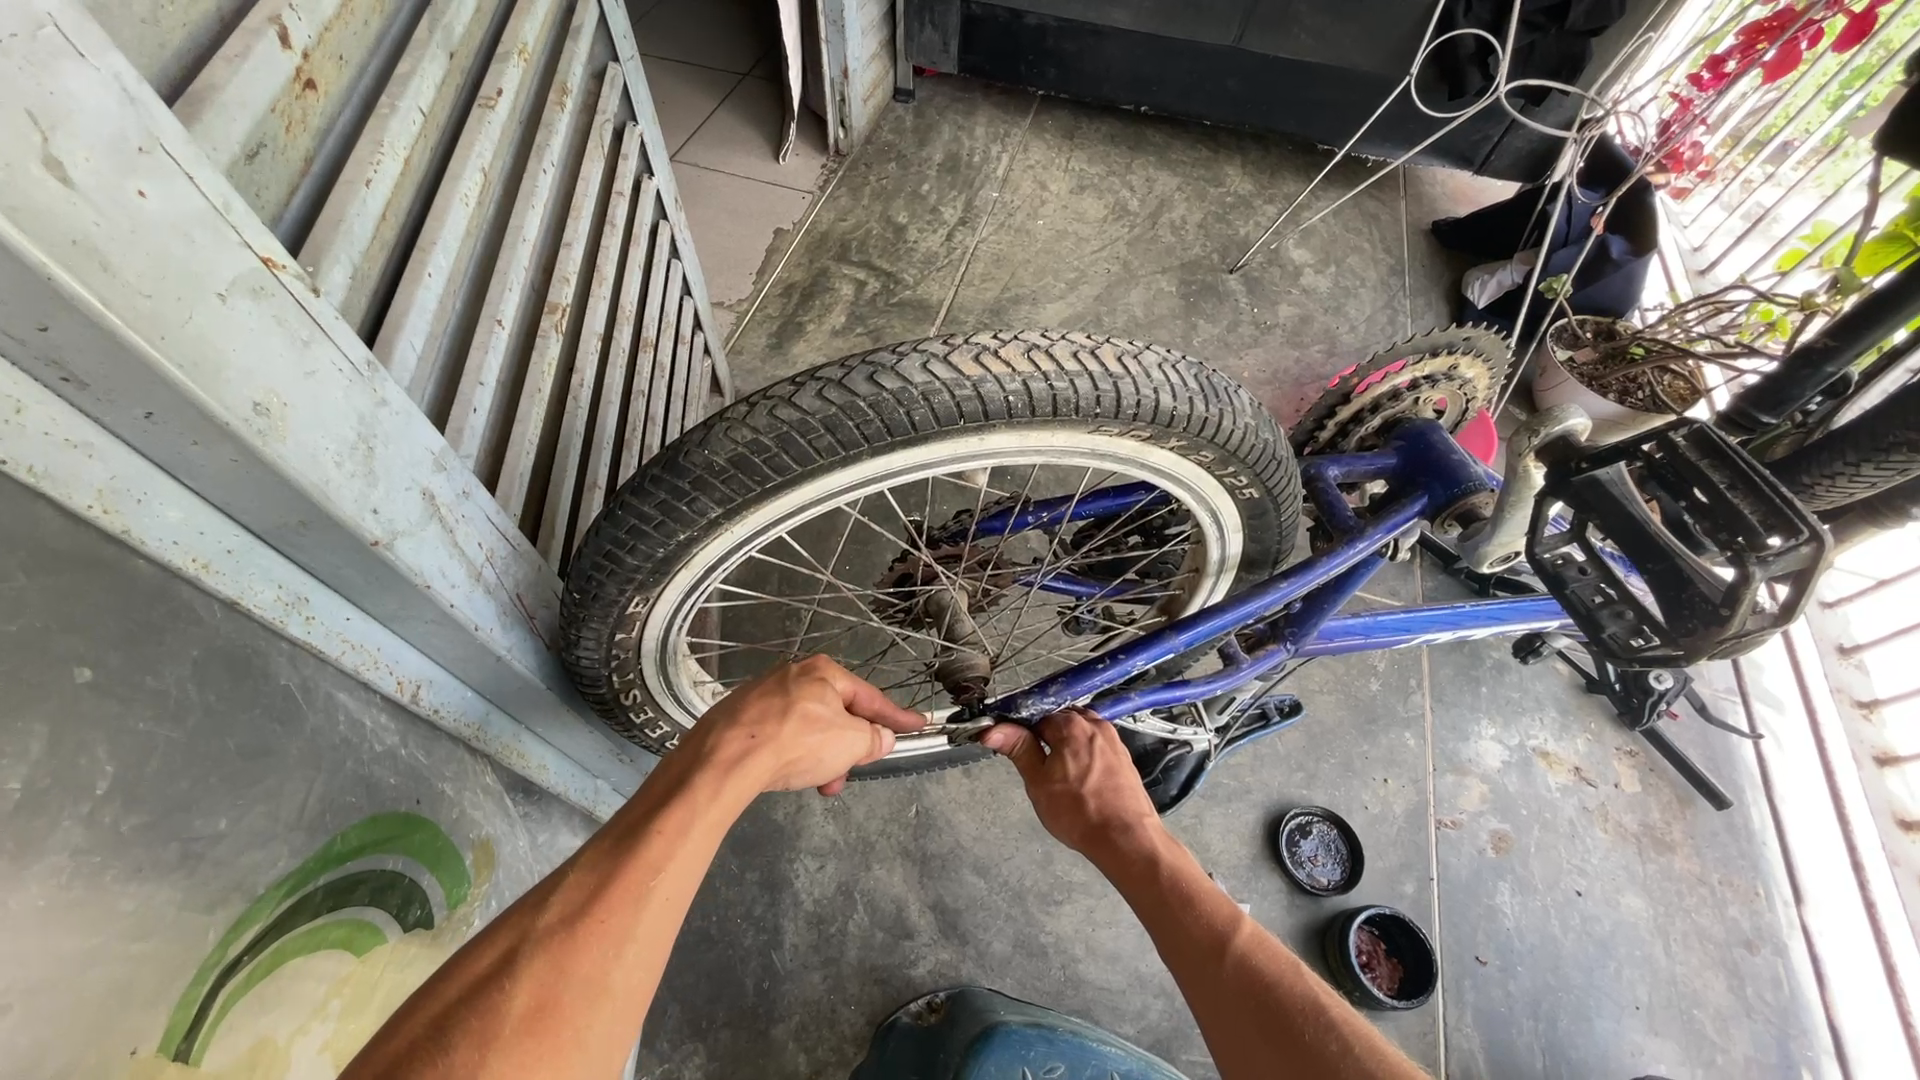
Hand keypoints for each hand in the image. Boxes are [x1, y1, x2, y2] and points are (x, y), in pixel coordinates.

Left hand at [680, 656, 925, 795]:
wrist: (725, 758)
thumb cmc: (797, 743)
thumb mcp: (850, 743)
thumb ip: (873, 739)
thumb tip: (882, 737)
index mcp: (824, 672)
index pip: (870, 697)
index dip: (896, 716)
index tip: (918, 725)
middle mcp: (792, 674)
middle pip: (835, 714)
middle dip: (846, 749)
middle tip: (847, 775)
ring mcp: (762, 694)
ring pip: (806, 728)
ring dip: (820, 758)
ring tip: (817, 785)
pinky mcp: (737, 716)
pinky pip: (778, 735)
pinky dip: (791, 755)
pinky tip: (787, 776)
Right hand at [981, 706, 1165, 861]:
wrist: (1126, 838)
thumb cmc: (1081, 813)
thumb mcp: (1038, 781)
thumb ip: (1018, 749)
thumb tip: (994, 730)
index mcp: (1071, 725)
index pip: (1037, 716)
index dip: (1022, 732)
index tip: (1015, 747)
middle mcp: (1095, 725)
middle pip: (1061, 721)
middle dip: (1046, 737)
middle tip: (1036, 764)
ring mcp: (1113, 740)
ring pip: (1080, 733)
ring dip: (1066, 745)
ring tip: (1057, 774)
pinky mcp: (1123, 758)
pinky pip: (1096, 746)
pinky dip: (1084, 755)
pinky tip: (1079, 778)